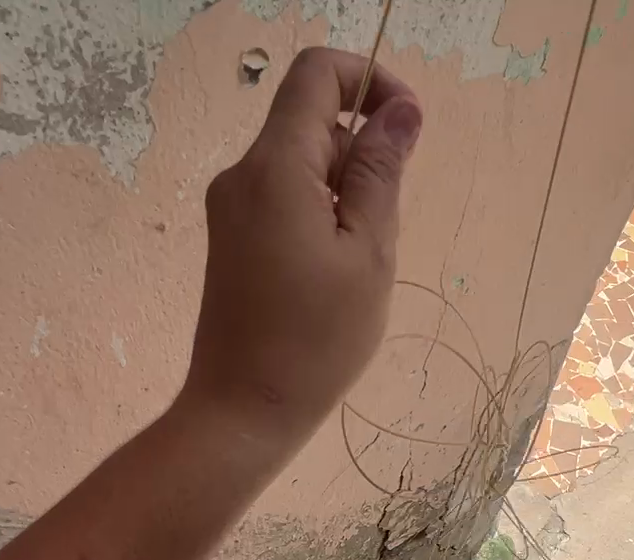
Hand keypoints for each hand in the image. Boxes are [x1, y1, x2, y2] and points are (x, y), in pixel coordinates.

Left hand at [181, 48, 422, 443]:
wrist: (243, 411)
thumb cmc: (314, 342)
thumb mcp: (367, 255)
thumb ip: (380, 173)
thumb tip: (398, 110)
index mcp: (274, 168)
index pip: (316, 74)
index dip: (368, 81)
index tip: (404, 130)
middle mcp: (241, 177)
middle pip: (310, 126)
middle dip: (359, 160)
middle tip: (377, 236)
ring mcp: (230, 213)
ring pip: (300, 171)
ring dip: (342, 199)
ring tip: (351, 271)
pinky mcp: (230, 244)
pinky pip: (282, 205)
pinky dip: (317, 222)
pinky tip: (326, 281)